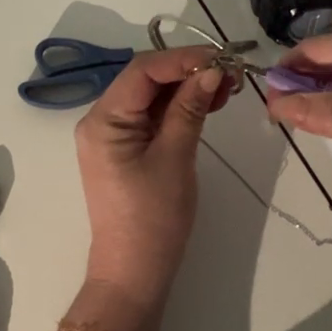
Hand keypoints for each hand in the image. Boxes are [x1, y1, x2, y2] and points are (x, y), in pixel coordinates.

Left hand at [73, 48, 229, 314]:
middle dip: (187, 71)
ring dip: (187, 87)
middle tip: (230, 73)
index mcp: (104, 120)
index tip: (221, 58)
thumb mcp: (176, 158)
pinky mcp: (127, 147)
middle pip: (145, 79)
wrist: (134, 272)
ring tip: (226, 87)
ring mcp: (113, 134)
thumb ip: (190, 109)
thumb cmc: (153, 218)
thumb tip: (211, 71)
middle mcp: (101, 119)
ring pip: (152, 95)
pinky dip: (179, 106)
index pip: (142, 71)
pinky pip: (152, 115)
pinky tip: (208, 103)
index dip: (182, 59)